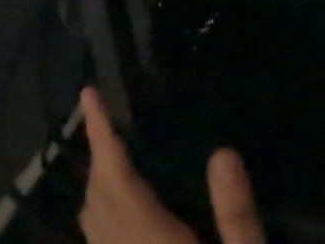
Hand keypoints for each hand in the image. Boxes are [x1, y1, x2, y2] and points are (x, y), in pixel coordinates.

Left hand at [78, 87, 265, 243]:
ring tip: (114, 155)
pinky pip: (98, 241)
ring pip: (91, 223)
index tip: (89, 94)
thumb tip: (223, 152)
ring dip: (98, 185)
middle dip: (99, 155)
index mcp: (148, 238)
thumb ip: (235, 212)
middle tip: (111, 118)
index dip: (100, 132)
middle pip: (96, 196)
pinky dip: (103, 215)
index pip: (113, 174)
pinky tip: (126, 212)